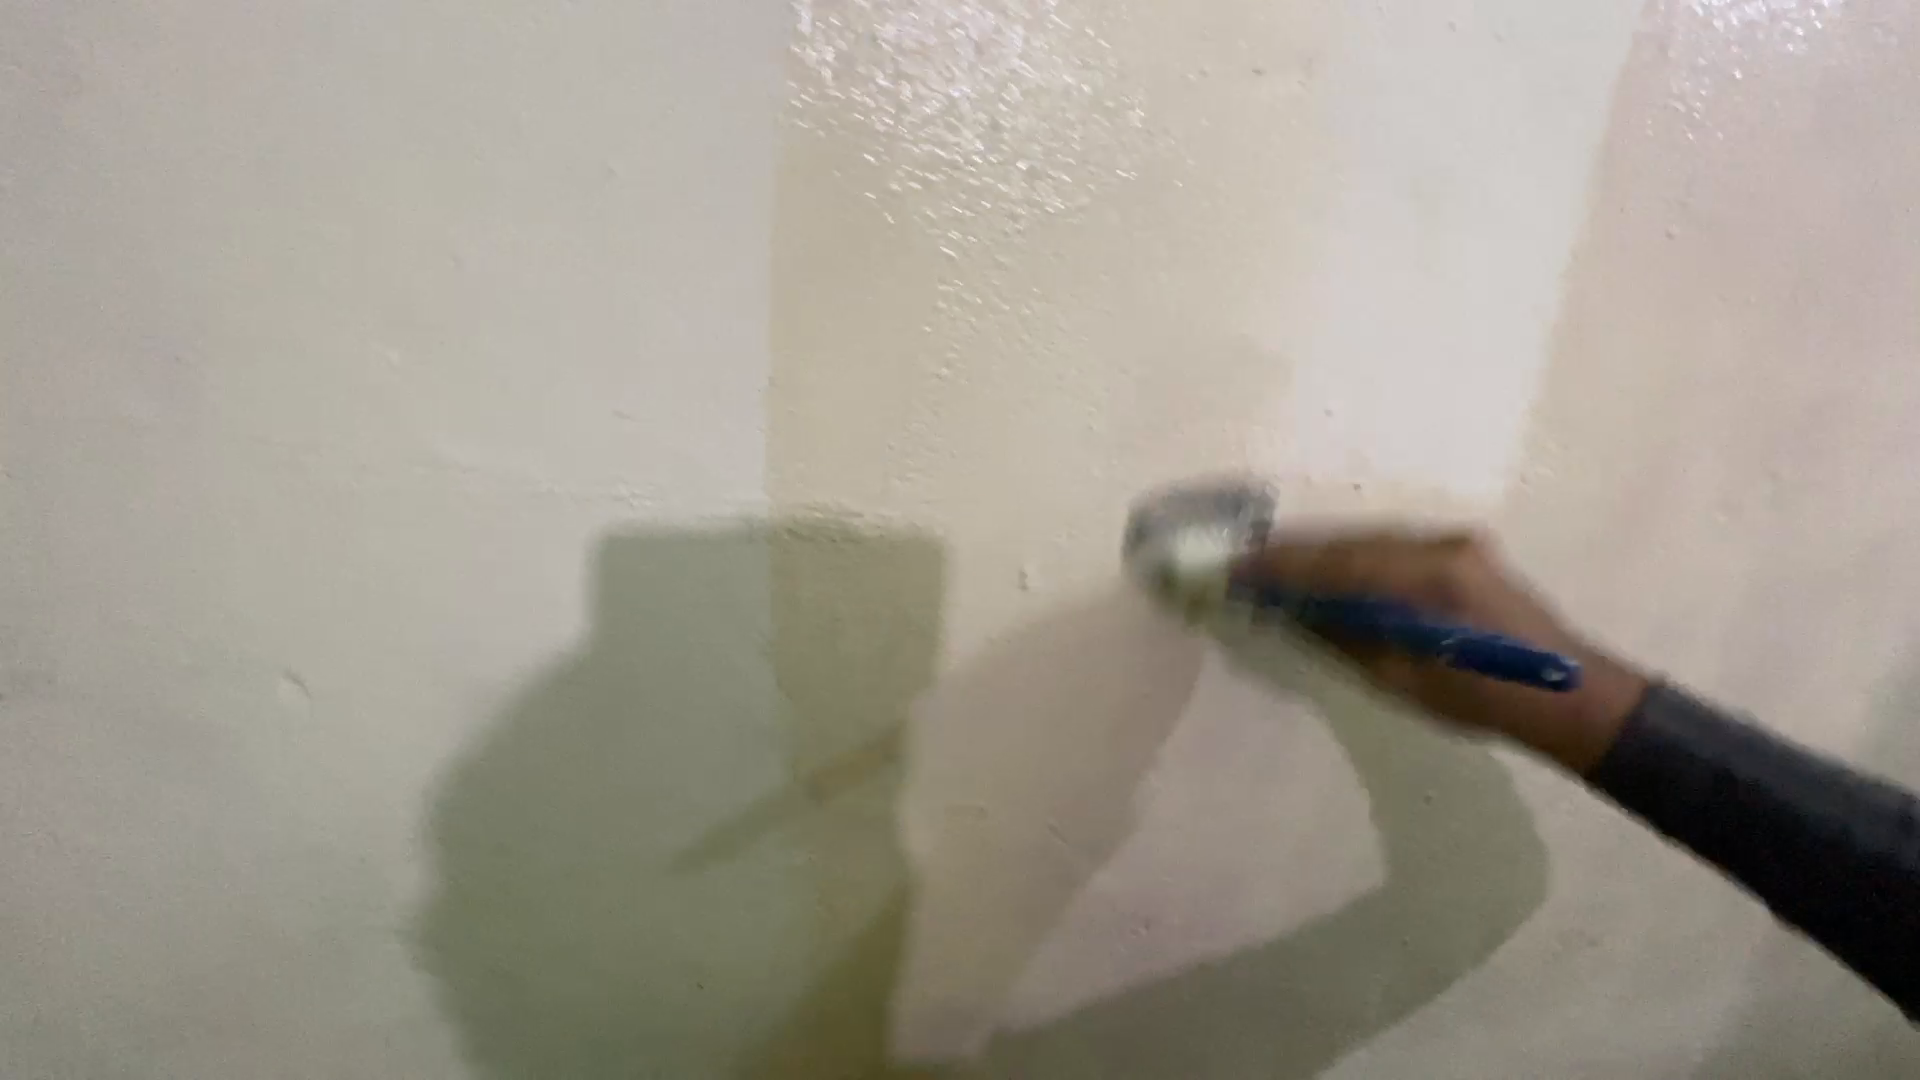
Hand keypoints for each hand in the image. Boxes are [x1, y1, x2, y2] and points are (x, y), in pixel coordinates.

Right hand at [1234, 529, 1648, 772]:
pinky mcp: (1457, 547)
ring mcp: (1452, 541)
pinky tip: (1323, 567)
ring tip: (1273, 565)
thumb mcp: (1396, 677)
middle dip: (1292, 553)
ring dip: (1317, 552)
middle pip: (1345, 542)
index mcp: (1428, 579)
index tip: (1234, 569)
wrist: (1570, 694)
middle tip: (1244, 564)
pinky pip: (1385, 545)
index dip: (1279, 566)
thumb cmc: (1481, 699)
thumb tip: (1286, 608)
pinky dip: (1348, 555)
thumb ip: (1338, 633)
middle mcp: (1441, 545)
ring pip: (1363, 538)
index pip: (1334, 563)